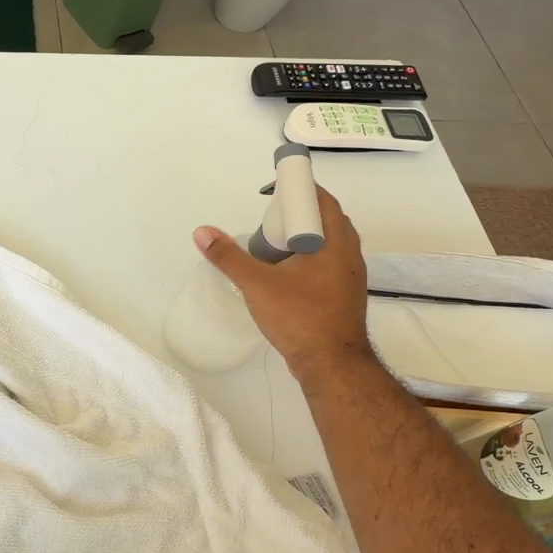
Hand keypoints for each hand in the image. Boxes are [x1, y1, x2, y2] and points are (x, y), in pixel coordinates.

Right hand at [193, 186, 371, 376]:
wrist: (332, 364)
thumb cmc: (299, 317)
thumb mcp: (256, 284)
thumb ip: (228, 256)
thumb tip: (202, 232)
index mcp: (334, 243)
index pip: (323, 200)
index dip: (299, 189)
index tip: (270, 193)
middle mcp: (349, 254)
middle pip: (325, 220)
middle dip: (296, 214)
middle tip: (267, 221)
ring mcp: (349, 276)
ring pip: (327, 243)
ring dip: (301, 238)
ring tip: (271, 247)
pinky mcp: (344, 294)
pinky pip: (326, 262)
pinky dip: (305, 258)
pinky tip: (284, 274)